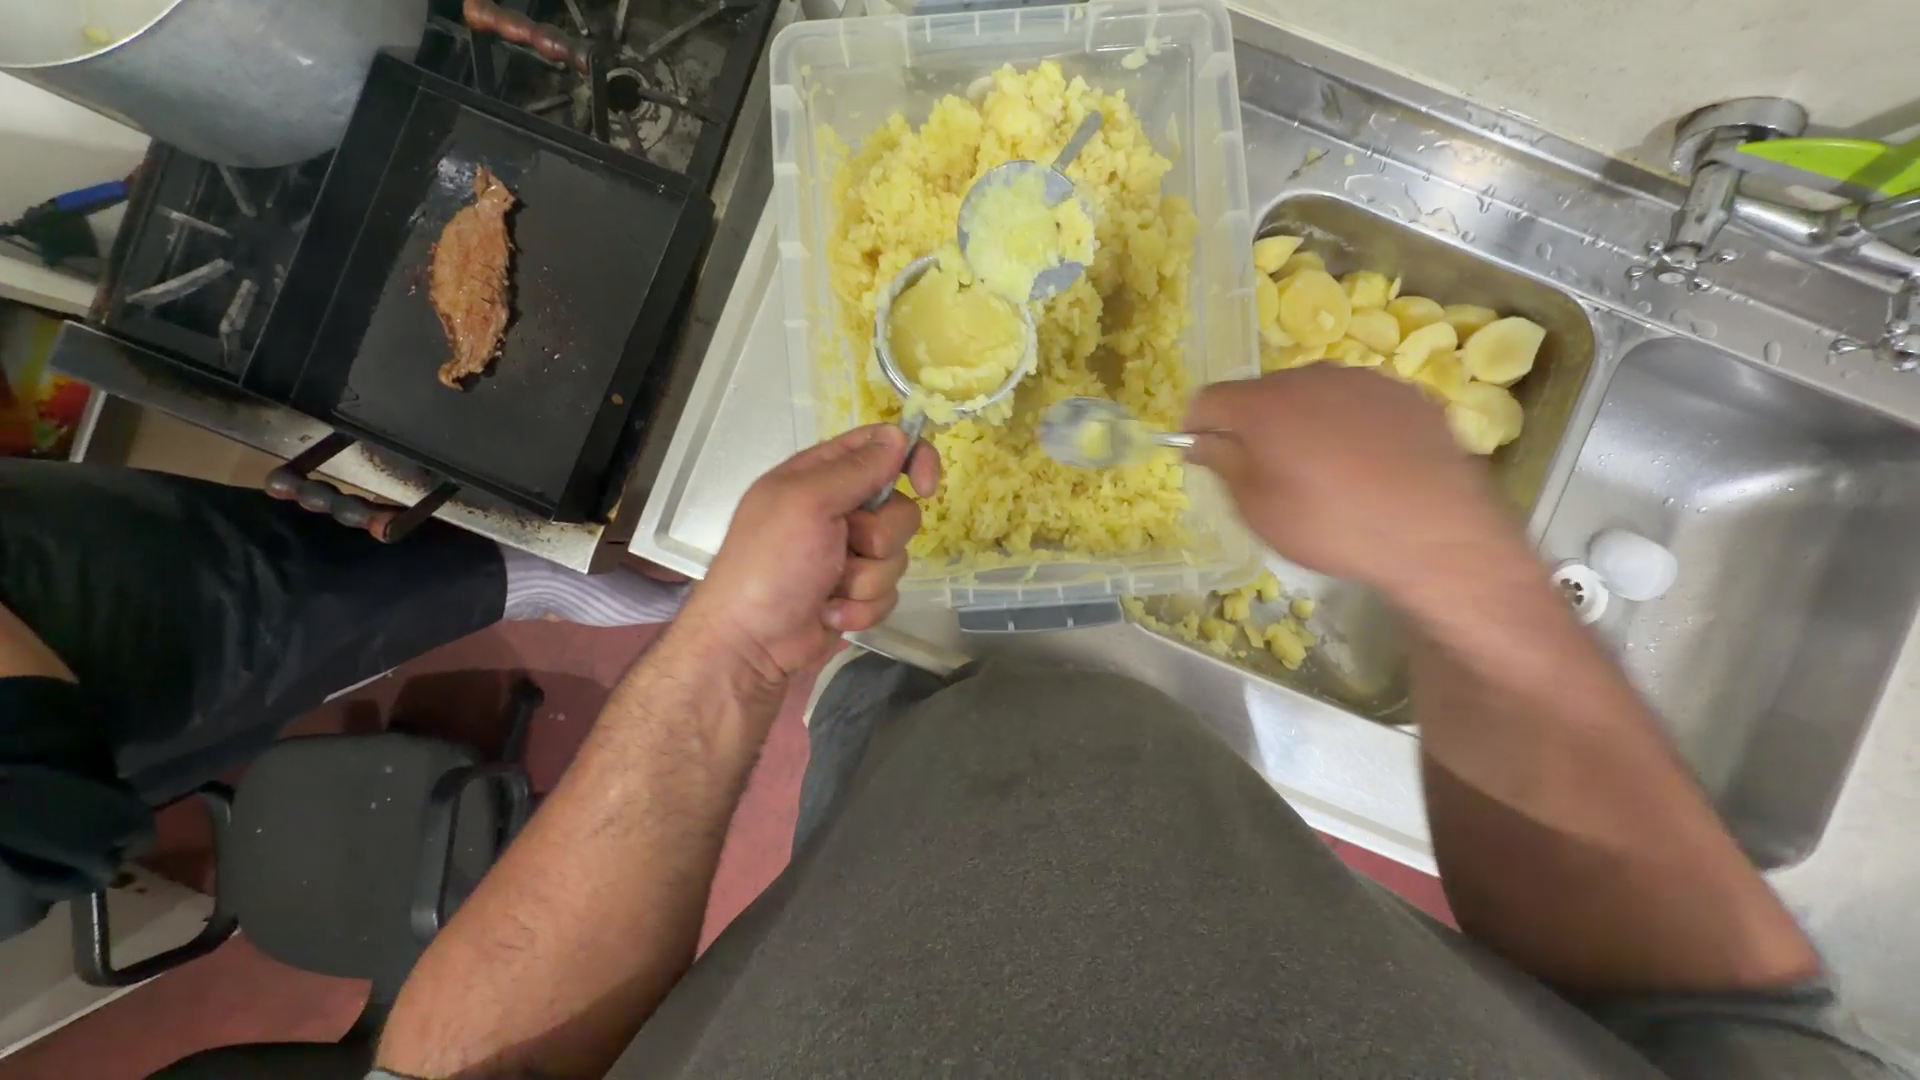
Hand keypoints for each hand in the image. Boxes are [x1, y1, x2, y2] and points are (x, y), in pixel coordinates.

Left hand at [679, 424, 939, 686]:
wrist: (751, 645)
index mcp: (820, 475)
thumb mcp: (808, 503)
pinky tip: (830, 614)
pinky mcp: (856, 594)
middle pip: (900, 508)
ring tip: (829, 590)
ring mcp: (847, 555)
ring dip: (866, 579)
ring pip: (897, 556)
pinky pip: (888, 593)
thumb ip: (856, 468)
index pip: (881, 447)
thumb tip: (900, 437)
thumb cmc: (770, 565)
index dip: (912, 459)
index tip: (925, 486)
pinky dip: (862, 608)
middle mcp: (837, 510)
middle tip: (845, 547)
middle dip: (880, 537)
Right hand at [1184, 367, 1520, 595]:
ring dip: (1301, 422)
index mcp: (1264, 403)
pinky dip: (1346, 426)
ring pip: (1312, 394)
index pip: (1208, 399)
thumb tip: (1199, 440)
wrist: (1437, 533)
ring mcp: (1364, 381)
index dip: (1196, 426)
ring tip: (1318, 471)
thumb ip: (1223, 464)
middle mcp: (1311, 376)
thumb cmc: (1331, 525)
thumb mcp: (1259, 508)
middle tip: (1262, 470)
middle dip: (1251, 424)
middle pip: (1261, 393)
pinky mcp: (1407, 395)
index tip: (1201, 455)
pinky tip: (1363, 466)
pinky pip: (1357, 404)